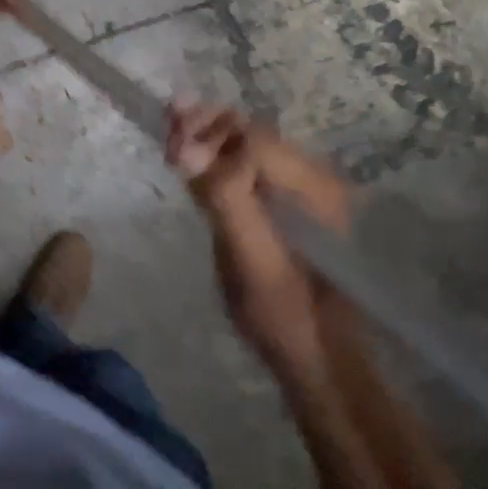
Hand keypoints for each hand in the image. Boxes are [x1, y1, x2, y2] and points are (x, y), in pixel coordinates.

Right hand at [166, 103, 350, 353]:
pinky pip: (251, 164)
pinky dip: (219, 156)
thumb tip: (187, 148)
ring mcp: (306, 189)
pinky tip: (194, 157)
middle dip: (207, 127)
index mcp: (315, 188)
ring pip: (250, 143)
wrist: (321, 361)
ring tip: (172, 136)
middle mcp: (316, 176)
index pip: (255, 138)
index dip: (210, 135)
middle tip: (166, 137)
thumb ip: (225, 199)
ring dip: (209, 136)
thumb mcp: (252, 262)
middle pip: (253, 132)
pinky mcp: (291, 204)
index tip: (170, 151)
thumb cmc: (287, 316)